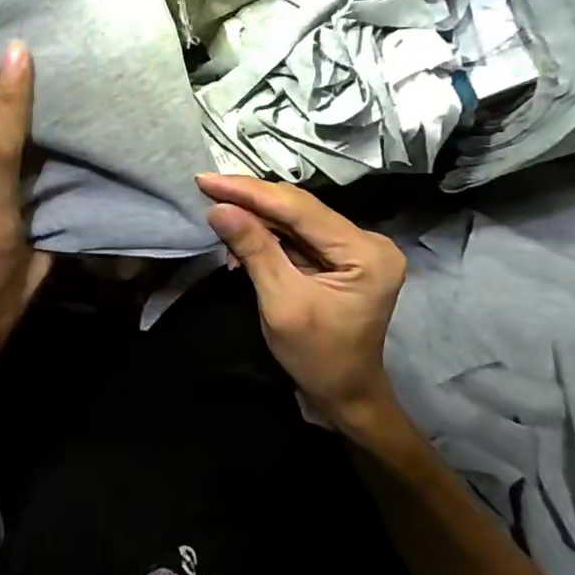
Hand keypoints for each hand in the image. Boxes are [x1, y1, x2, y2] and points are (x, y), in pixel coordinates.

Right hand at [195, 173, 407, 430]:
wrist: (345, 394)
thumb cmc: (317, 357)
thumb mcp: (281, 303)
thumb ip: (254, 250)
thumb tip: (219, 208)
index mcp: (366, 252)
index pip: (300, 209)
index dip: (251, 192)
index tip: (208, 180)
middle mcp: (368, 240)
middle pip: (299, 209)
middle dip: (251, 199)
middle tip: (206, 187)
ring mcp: (356, 247)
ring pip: (296, 219)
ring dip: (256, 215)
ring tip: (216, 206)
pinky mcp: (341, 256)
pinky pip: (298, 235)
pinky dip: (267, 233)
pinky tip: (240, 232)